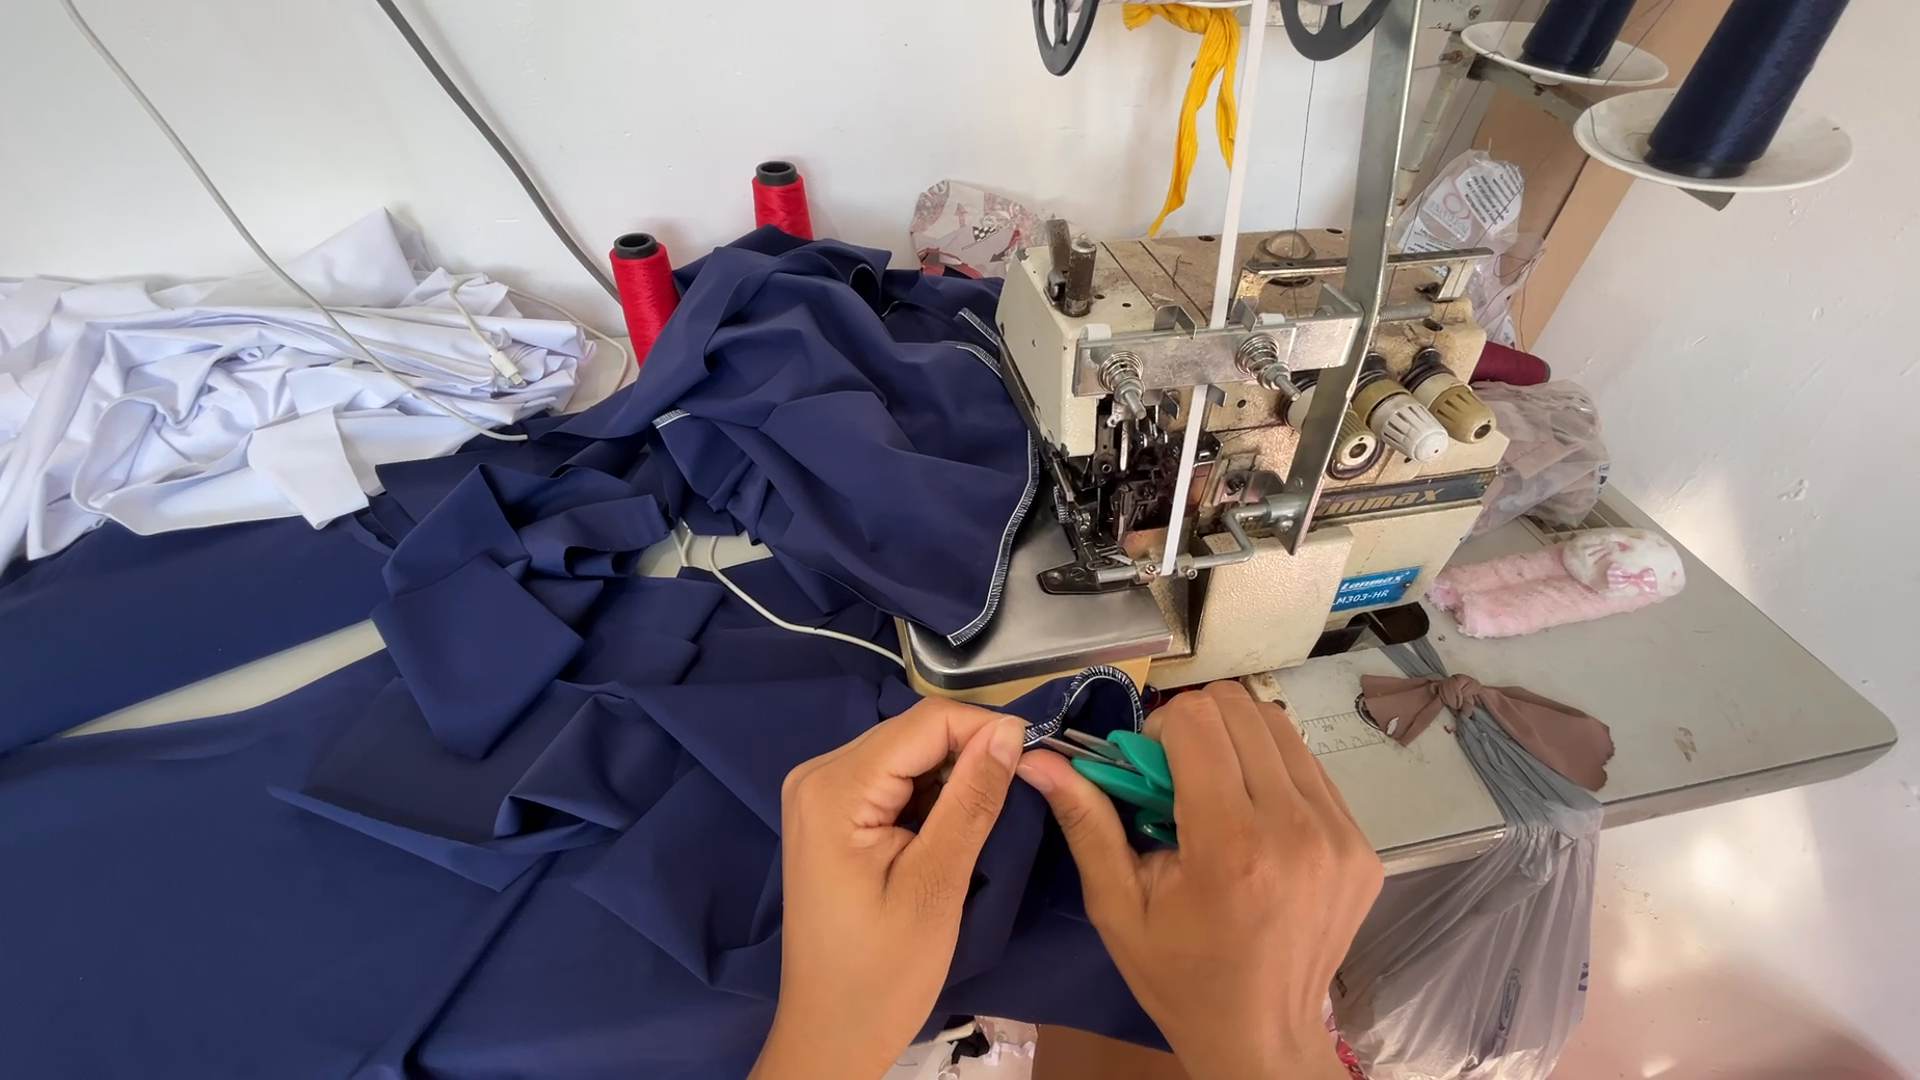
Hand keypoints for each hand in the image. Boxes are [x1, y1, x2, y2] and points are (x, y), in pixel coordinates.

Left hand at [750, 699, 1027, 1079]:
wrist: (831, 1032)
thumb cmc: (882, 973)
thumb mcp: (936, 885)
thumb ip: (971, 800)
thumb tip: (1010, 731)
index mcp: (836, 789)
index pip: (924, 723)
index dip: (984, 728)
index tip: (1033, 753)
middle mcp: (819, 772)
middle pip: (912, 732)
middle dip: (969, 750)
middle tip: (1015, 788)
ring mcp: (820, 788)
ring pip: (906, 749)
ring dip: (951, 770)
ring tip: (982, 814)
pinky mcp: (830, 806)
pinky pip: (891, 774)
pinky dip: (928, 788)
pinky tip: (946, 823)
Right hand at [1017, 681, 1382, 1079]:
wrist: (1265, 1041)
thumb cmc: (1179, 975)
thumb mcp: (1116, 905)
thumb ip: (1084, 822)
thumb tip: (1038, 759)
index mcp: (1231, 846)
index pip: (1196, 720)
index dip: (1160, 728)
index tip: (1149, 768)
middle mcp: (1296, 829)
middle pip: (1238, 708)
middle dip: (1196, 724)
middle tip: (1177, 772)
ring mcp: (1340, 835)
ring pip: (1277, 724)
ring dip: (1235, 738)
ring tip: (1216, 787)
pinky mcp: (1363, 844)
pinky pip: (1308, 763)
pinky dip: (1270, 766)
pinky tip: (1253, 811)